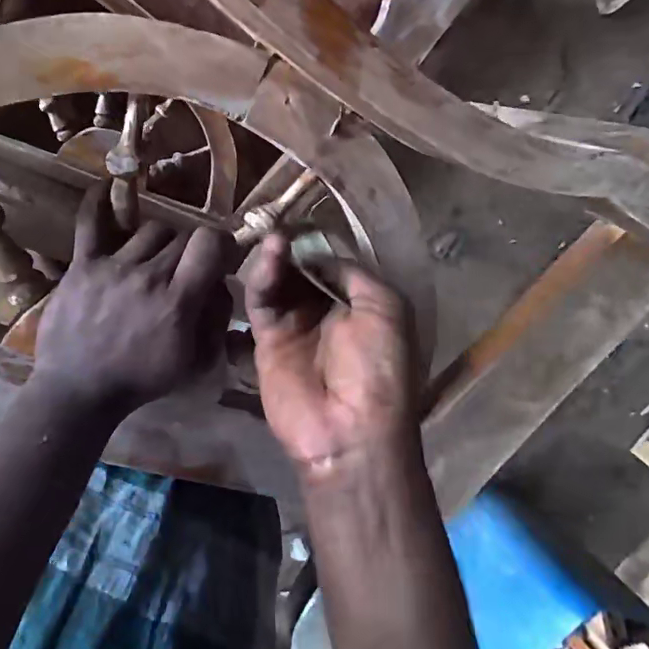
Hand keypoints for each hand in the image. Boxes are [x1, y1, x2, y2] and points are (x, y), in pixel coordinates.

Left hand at [31, 187, 233, 414]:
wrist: (77, 390)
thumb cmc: (139, 380)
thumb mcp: (192, 363)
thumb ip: (215, 321)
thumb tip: (222, 285)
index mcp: (177, 301)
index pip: (210, 243)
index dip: (221, 242)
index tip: (219, 254)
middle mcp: (147, 275)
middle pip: (181, 235)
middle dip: (190, 249)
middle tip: (184, 268)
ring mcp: (112, 266)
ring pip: (149, 229)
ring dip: (160, 240)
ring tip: (153, 258)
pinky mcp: (82, 264)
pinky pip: (90, 222)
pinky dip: (98, 202)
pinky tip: (106, 188)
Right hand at [244, 233, 417, 477]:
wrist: (347, 427)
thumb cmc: (378, 367)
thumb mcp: (387, 310)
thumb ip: (354, 274)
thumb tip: (320, 255)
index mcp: (360, 307)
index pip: (333, 265)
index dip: (319, 245)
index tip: (305, 221)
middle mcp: (326, 312)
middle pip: (302, 270)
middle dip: (294, 248)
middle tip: (280, 223)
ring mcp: (294, 325)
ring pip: (279, 281)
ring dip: (277, 258)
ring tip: (275, 240)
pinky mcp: (266, 337)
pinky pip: (260, 300)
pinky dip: (262, 277)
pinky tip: (269, 257)